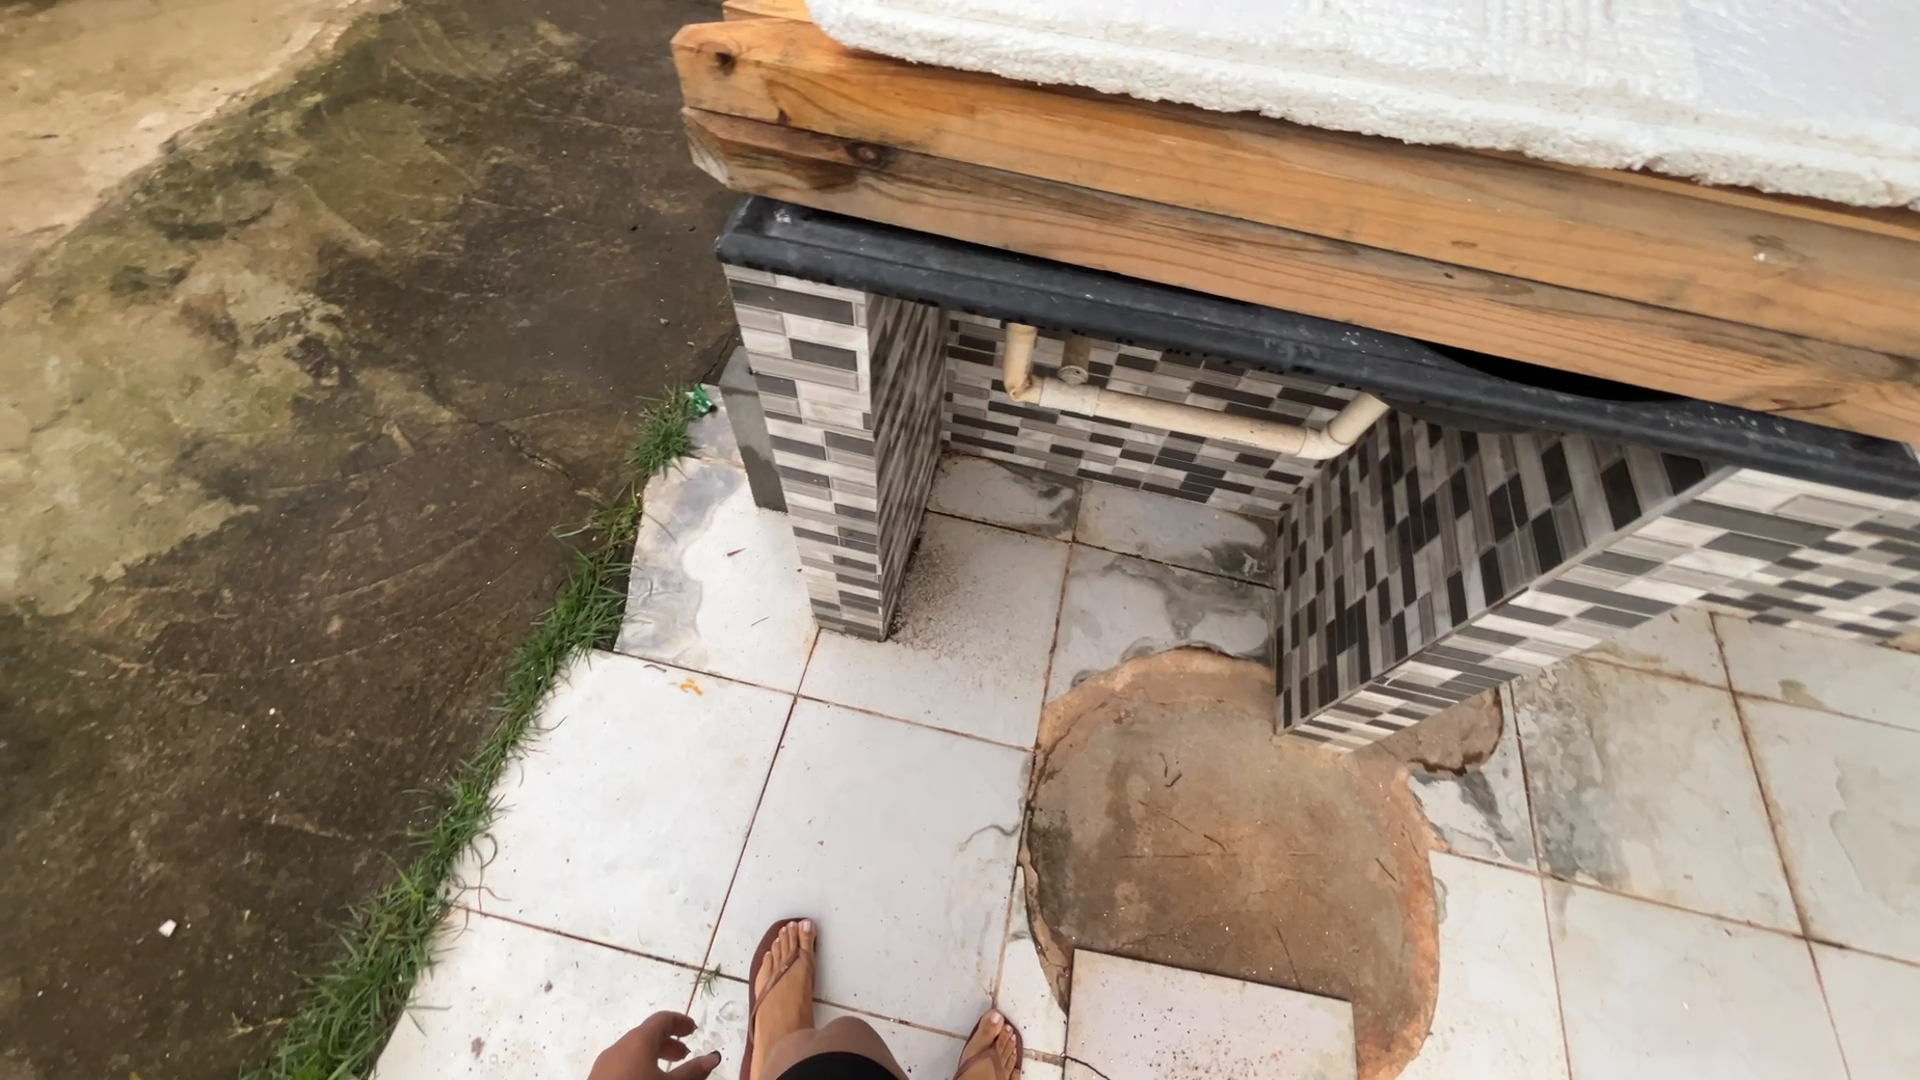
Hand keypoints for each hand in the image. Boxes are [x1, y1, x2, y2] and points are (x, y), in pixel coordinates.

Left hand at [588, 1011, 722, 1079]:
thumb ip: (692, 1071)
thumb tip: (714, 1057)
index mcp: (638, 1040)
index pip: (662, 1019)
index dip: (680, 1022)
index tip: (694, 1029)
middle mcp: (619, 1046)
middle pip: (647, 1035)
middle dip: (668, 1042)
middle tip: (684, 1053)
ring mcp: (603, 1065)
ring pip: (633, 1052)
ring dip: (652, 1056)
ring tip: (666, 1072)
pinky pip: (621, 1066)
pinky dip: (637, 1067)